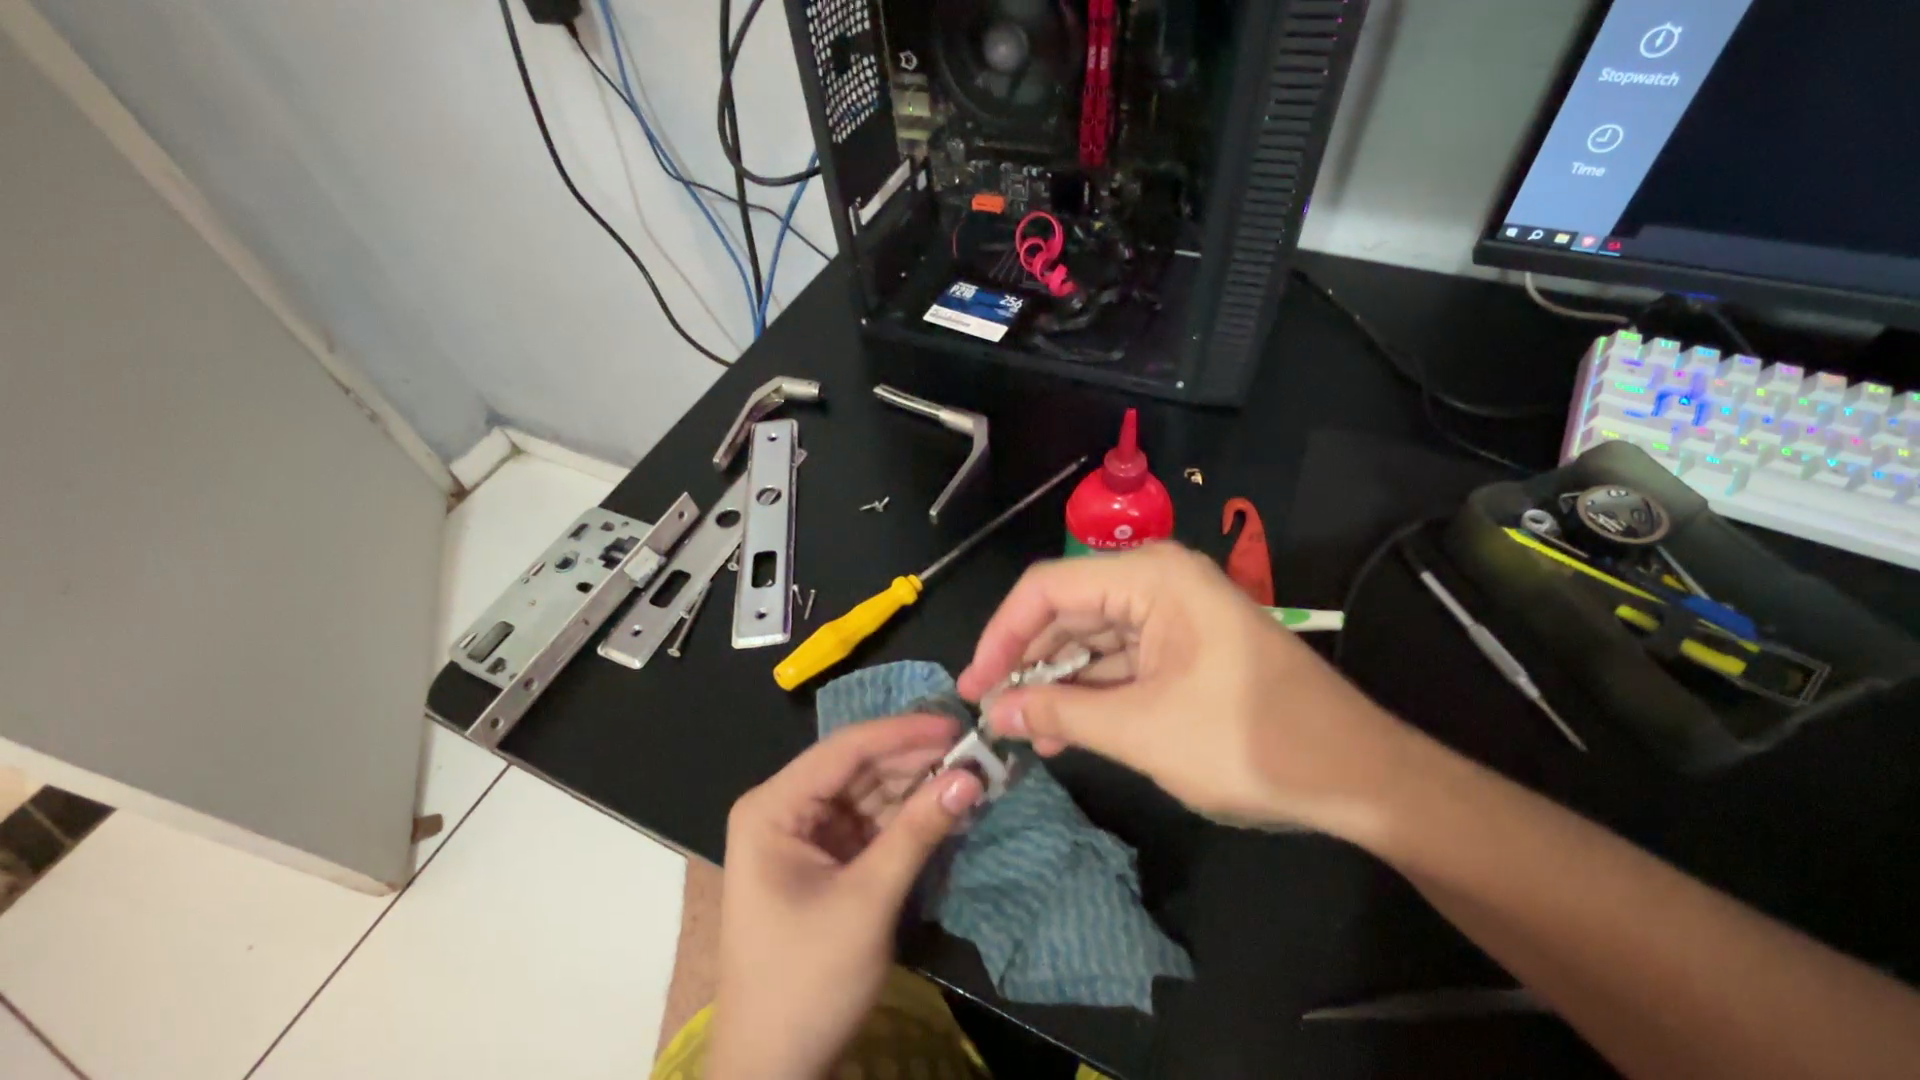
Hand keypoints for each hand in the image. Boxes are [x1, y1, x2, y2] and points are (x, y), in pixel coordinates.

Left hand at [708, 714, 984, 1079]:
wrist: (774, 1067)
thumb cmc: (807, 980)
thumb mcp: (867, 901)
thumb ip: (918, 832)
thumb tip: (971, 776)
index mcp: (773, 808)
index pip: (845, 750)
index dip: (903, 733)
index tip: (958, 725)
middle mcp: (784, 810)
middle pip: (858, 769)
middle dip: (915, 761)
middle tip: (977, 751)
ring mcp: (804, 838)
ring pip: (868, 795)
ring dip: (917, 788)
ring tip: (972, 774)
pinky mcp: (824, 864)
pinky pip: (870, 826)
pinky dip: (907, 819)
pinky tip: (947, 807)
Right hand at [957, 543, 1411, 837]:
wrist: (1356, 776)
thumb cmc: (1246, 742)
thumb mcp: (1141, 730)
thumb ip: (1059, 715)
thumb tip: (995, 711)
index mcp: (1151, 578)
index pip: (1048, 588)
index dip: (1001, 635)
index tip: (973, 685)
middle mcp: (1160, 583)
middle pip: (1068, 611)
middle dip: (1026, 662)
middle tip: (989, 712)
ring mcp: (1176, 617)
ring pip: (1092, 640)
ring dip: (1055, 685)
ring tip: (1021, 733)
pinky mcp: (1187, 650)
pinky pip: (1122, 663)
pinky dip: (1090, 695)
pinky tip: (1060, 733)